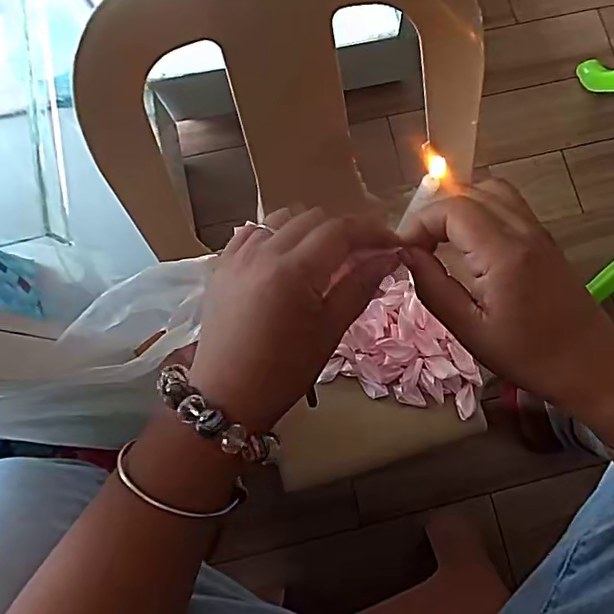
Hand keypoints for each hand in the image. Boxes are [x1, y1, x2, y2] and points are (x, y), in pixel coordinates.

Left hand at [187, 208, 401, 431]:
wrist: (227, 395)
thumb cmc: (284, 371)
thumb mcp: (330, 331)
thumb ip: (359, 286)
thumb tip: (389, 257)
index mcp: (294, 270)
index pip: (341, 231)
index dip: (372, 231)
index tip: (391, 243)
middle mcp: (264, 252)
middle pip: (314, 219)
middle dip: (344, 230)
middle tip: (364, 253)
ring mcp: (239, 255)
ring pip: (283, 219)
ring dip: (310, 228)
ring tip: (326, 254)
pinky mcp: (223, 264)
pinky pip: (254, 232)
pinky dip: (276, 234)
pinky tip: (287, 255)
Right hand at [396, 179, 613, 422]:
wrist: (592, 365)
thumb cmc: (530, 357)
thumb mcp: (470, 331)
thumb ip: (433, 288)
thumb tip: (406, 254)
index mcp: (504, 254)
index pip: (452, 209)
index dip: (419, 223)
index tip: (404, 252)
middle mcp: (523, 231)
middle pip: (469, 191)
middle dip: (434, 213)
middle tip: (417, 247)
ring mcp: (538, 230)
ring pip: (489, 189)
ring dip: (458, 206)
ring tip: (439, 240)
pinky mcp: (544, 238)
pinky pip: (506, 203)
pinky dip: (478, 209)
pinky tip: (467, 242)